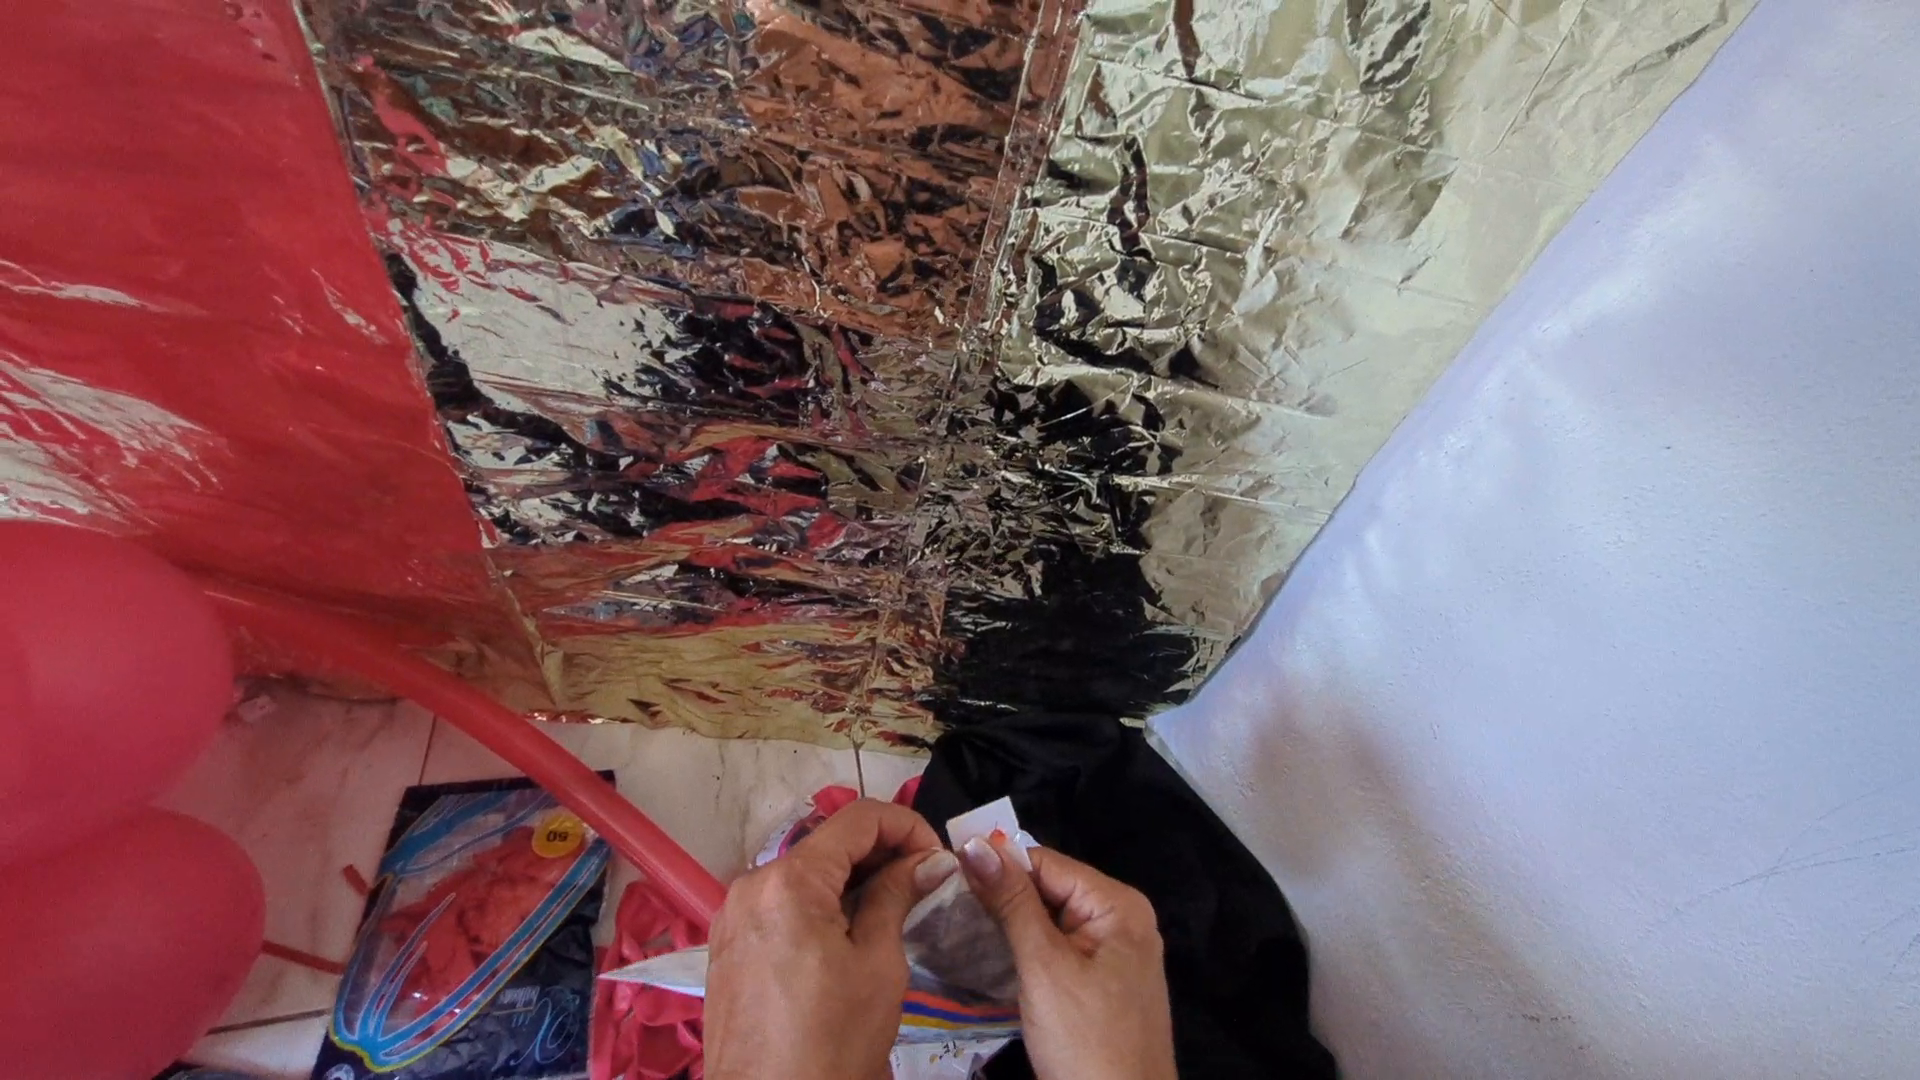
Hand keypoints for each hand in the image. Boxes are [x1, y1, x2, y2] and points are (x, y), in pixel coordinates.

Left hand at [705, 799, 959, 1079]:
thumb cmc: (832, 1043)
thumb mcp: (879, 965)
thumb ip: (897, 896)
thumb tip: (929, 860)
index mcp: (789, 880)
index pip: (858, 819)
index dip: (906, 826)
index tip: (936, 857)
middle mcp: (753, 882)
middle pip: (830, 841)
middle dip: (882, 852)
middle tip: (924, 881)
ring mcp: (734, 913)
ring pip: (807, 869)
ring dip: (853, 876)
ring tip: (894, 903)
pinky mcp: (730, 942)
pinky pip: (784, 900)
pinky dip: (822, 900)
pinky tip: (851, 927)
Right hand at [961, 835, 1176, 1079]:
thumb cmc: (1085, 1042)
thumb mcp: (1043, 966)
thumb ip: (1010, 901)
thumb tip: (976, 844)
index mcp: (1118, 904)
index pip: (1046, 863)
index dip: (999, 864)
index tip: (949, 869)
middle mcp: (1121, 917)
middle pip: (1049, 887)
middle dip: (1003, 895)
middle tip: (949, 900)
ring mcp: (1113, 952)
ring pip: (1050, 917)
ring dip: (1010, 921)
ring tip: (961, 921)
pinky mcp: (1101, 981)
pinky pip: (1058, 945)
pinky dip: (1027, 947)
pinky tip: (992, 951)